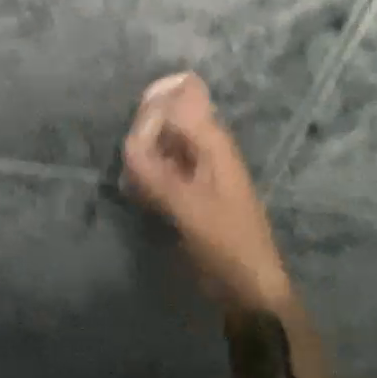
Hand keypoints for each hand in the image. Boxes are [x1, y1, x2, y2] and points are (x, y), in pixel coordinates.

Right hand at [122, 72, 292, 312]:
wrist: (249, 286)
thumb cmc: (227, 243)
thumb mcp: (190, 209)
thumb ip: (157, 175)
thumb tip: (126, 145)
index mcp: (213, 139)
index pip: (182, 91)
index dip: (156, 102)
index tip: (136, 137)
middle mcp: (205, 143)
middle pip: (168, 111)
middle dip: (144, 128)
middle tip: (131, 163)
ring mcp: (197, 164)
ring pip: (162, 138)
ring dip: (143, 152)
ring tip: (131, 181)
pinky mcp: (189, 186)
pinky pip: (162, 163)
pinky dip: (147, 171)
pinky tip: (136, 193)